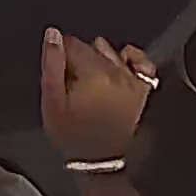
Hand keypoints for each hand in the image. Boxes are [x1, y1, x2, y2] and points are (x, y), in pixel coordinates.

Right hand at [41, 28, 154, 161]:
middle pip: (90, 47)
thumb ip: (51, 65)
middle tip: (72, 84)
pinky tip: (118, 66)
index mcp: (93, 71)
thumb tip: (53, 33)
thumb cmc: (72, 134)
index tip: (59, 74)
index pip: (72, 43)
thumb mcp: (52, 103)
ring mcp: (133, 77)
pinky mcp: (143, 86)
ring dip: (99, 59)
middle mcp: (117, 70)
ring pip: (110, 51)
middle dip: (78, 59)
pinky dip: (130, 58)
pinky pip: (140, 60)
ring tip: (90, 82)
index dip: (61, 56)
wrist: (100, 163)